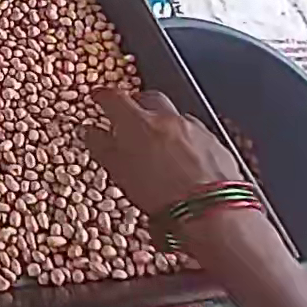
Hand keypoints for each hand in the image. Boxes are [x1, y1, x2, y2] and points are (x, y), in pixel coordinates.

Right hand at [78, 89, 246, 216]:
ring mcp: (194, 129)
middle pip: (148, 98)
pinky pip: (196, 134)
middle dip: (137, 104)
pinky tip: (183, 161)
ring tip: (158, 148)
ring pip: (174, 117)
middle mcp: (166, 118)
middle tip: (129, 119)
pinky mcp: (217, 144)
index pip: (113, 97)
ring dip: (164, 125)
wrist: (212, 211)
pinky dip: (186, 141)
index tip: (98, 97)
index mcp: (135, 121)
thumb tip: (89, 131)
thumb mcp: (116, 169)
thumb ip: (99, 144)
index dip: (102, 95)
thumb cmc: (160, 192)